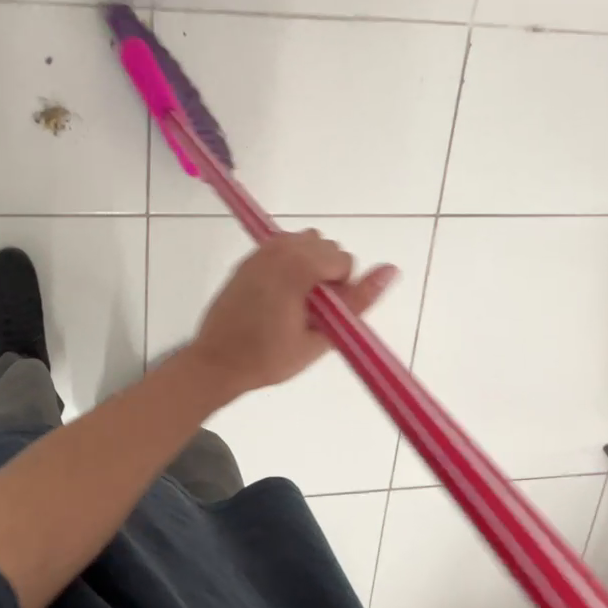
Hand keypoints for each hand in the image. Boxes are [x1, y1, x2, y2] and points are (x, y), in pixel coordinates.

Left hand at [181, 229, 395, 397]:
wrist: (216, 364)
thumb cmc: (267, 359)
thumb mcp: (319, 338)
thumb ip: (357, 302)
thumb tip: (392, 269)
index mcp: (298, 265)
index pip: (343, 261)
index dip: (339, 291)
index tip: (320, 317)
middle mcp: (279, 249)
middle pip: (325, 247)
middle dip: (325, 276)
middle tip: (306, 314)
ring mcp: (260, 252)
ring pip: (305, 244)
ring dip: (308, 268)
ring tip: (293, 305)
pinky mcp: (247, 260)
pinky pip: (282, 250)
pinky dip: (288, 267)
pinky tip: (276, 299)